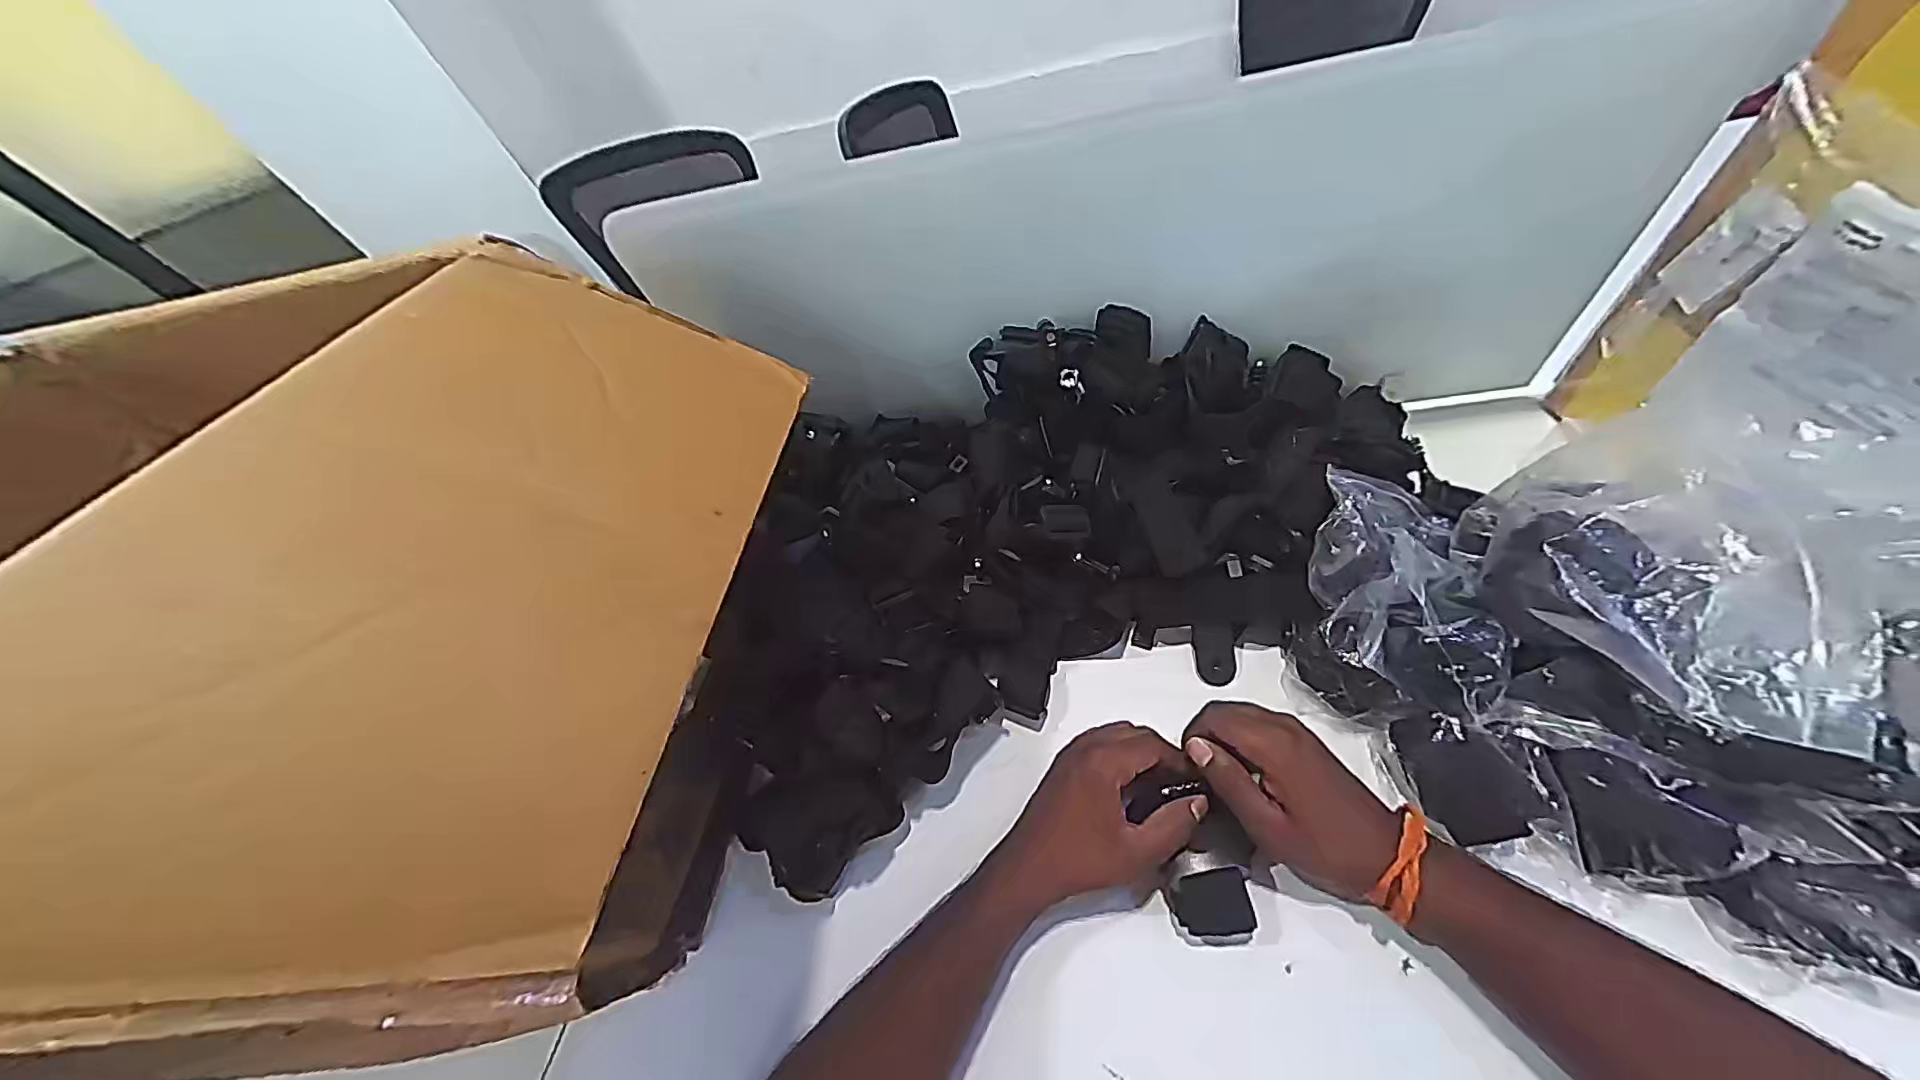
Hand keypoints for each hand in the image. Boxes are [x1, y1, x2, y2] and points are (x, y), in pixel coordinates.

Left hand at [983, 722, 1206, 913]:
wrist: (1030, 868)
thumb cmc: (1070, 859)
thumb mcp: (1137, 852)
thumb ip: (1174, 825)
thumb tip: (1194, 806)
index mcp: (1101, 763)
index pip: (1152, 743)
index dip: (1180, 760)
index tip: (1193, 779)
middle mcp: (1083, 751)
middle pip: (1134, 733)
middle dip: (1162, 753)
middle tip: (1179, 781)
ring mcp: (1071, 756)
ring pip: (1116, 736)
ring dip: (1140, 752)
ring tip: (1158, 785)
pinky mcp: (1064, 767)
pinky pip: (1099, 745)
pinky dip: (1119, 756)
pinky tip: (1129, 788)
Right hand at [1182, 702, 1400, 902]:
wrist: (1385, 857)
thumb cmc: (1333, 850)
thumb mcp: (1267, 826)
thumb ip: (1228, 781)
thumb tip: (1198, 750)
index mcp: (1276, 746)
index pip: (1214, 717)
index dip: (1193, 739)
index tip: (1192, 767)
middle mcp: (1288, 731)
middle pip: (1225, 710)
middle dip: (1204, 735)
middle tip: (1202, 772)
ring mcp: (1298, 734)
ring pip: (1241, 715)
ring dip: (1222, 737)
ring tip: (1222, 776)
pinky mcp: (1304, 743)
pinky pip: (1259, 725)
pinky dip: (1242, 740)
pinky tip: (1245, 774)